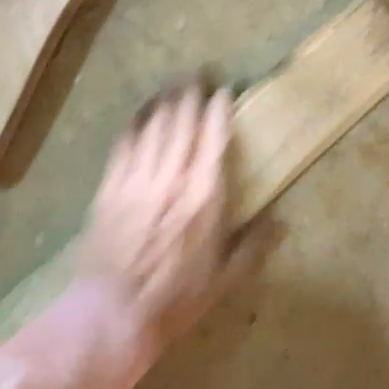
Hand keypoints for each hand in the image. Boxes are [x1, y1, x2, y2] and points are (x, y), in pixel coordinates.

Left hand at [79, 83, 254, 346]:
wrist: (112, 315)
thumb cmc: (175, 300)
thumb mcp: (224, 281)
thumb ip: (252, 247)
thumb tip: (279, 221)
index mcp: (204, 198)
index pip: (214, 139)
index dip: (218, 110)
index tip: (223, 91)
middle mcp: (171, 179)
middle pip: (181, 123)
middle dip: (190, 94)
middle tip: (197, 73)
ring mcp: (136, 181)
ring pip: (152, 127)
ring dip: (164, 101)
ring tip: (172, 84)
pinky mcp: (109, 189)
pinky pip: (124, 145)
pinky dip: (135, 123)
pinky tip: (140, 112)